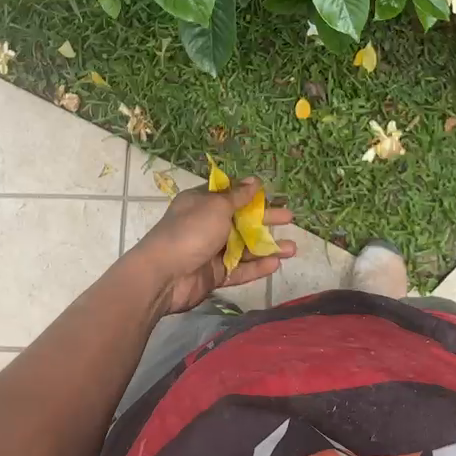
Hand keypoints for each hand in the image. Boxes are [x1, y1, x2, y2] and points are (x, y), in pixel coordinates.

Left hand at [122, 177, 296, 315]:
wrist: (163, 275)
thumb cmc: (190, 231)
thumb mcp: (216, 206)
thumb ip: (238, 196)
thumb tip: (254, 180)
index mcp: (202, 203)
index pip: (229, 195)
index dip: (249, 194)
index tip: (270, 193)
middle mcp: (207, 225)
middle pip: (242, 221)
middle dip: (266, 220)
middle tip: (290, 218)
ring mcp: (211, 252)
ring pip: (244, 248)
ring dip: (267, 247)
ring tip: (292, 249)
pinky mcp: (214, 275)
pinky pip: (239, 270)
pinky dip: (256, 268)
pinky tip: (275, 265)